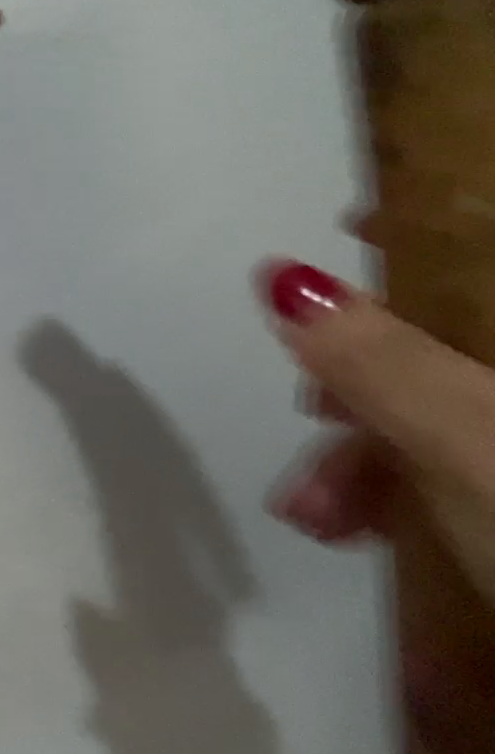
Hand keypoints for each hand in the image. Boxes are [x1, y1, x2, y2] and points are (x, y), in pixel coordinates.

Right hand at [259, 259, 494, 753]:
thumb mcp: (472, 445)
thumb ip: (377, 362)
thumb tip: (280, 277)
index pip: (483, 257)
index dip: (423, 234)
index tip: (347, 227)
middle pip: (452, 346)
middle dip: (359, 388)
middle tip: (307, 420)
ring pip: (444, 412)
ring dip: (360, 453)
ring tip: (317, 517)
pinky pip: (452, 462)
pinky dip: (395, 487)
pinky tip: (353, 527)